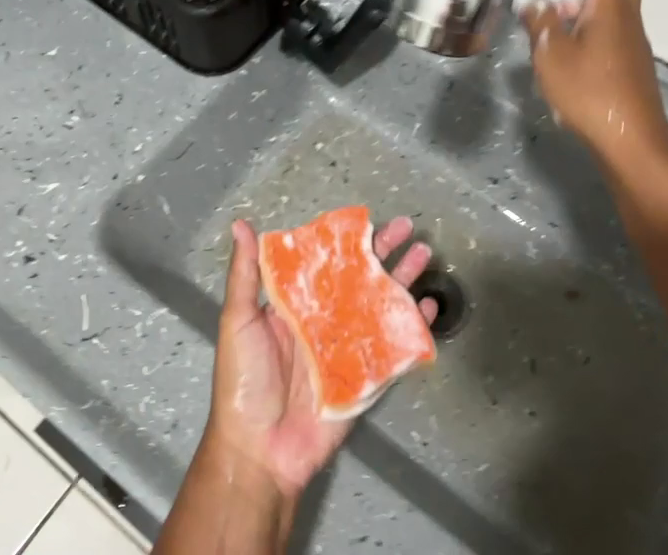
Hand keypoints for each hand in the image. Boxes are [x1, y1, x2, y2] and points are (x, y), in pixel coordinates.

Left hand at [203, 217, 435, 502]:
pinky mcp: (366, 376)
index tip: (368, 218)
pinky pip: (394, 346)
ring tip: (424, 254)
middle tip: (406, 227)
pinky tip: (428, 306)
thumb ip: (245, 275)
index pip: (327, 263)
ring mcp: (348, 348)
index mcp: (296, 305)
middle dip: (384, 252)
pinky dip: (413, 326)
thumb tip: (241, 225)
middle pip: (360, 278)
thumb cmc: (244, 381)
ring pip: (381, 305)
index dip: (348, 241)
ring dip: (404, 280)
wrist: (260, 449)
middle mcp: (325, 321)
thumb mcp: (238, 321)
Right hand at [516, 0, 667, 160]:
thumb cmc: (590, 92)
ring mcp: (632, 45)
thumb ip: (539, 23)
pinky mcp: (629, 68)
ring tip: (558, 8)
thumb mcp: (552, 55)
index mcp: (611, 9)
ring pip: (615, 8)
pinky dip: (593, 23)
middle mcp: (627, 21)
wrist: (630, 141)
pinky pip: (612, 31)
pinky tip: (570, 43)